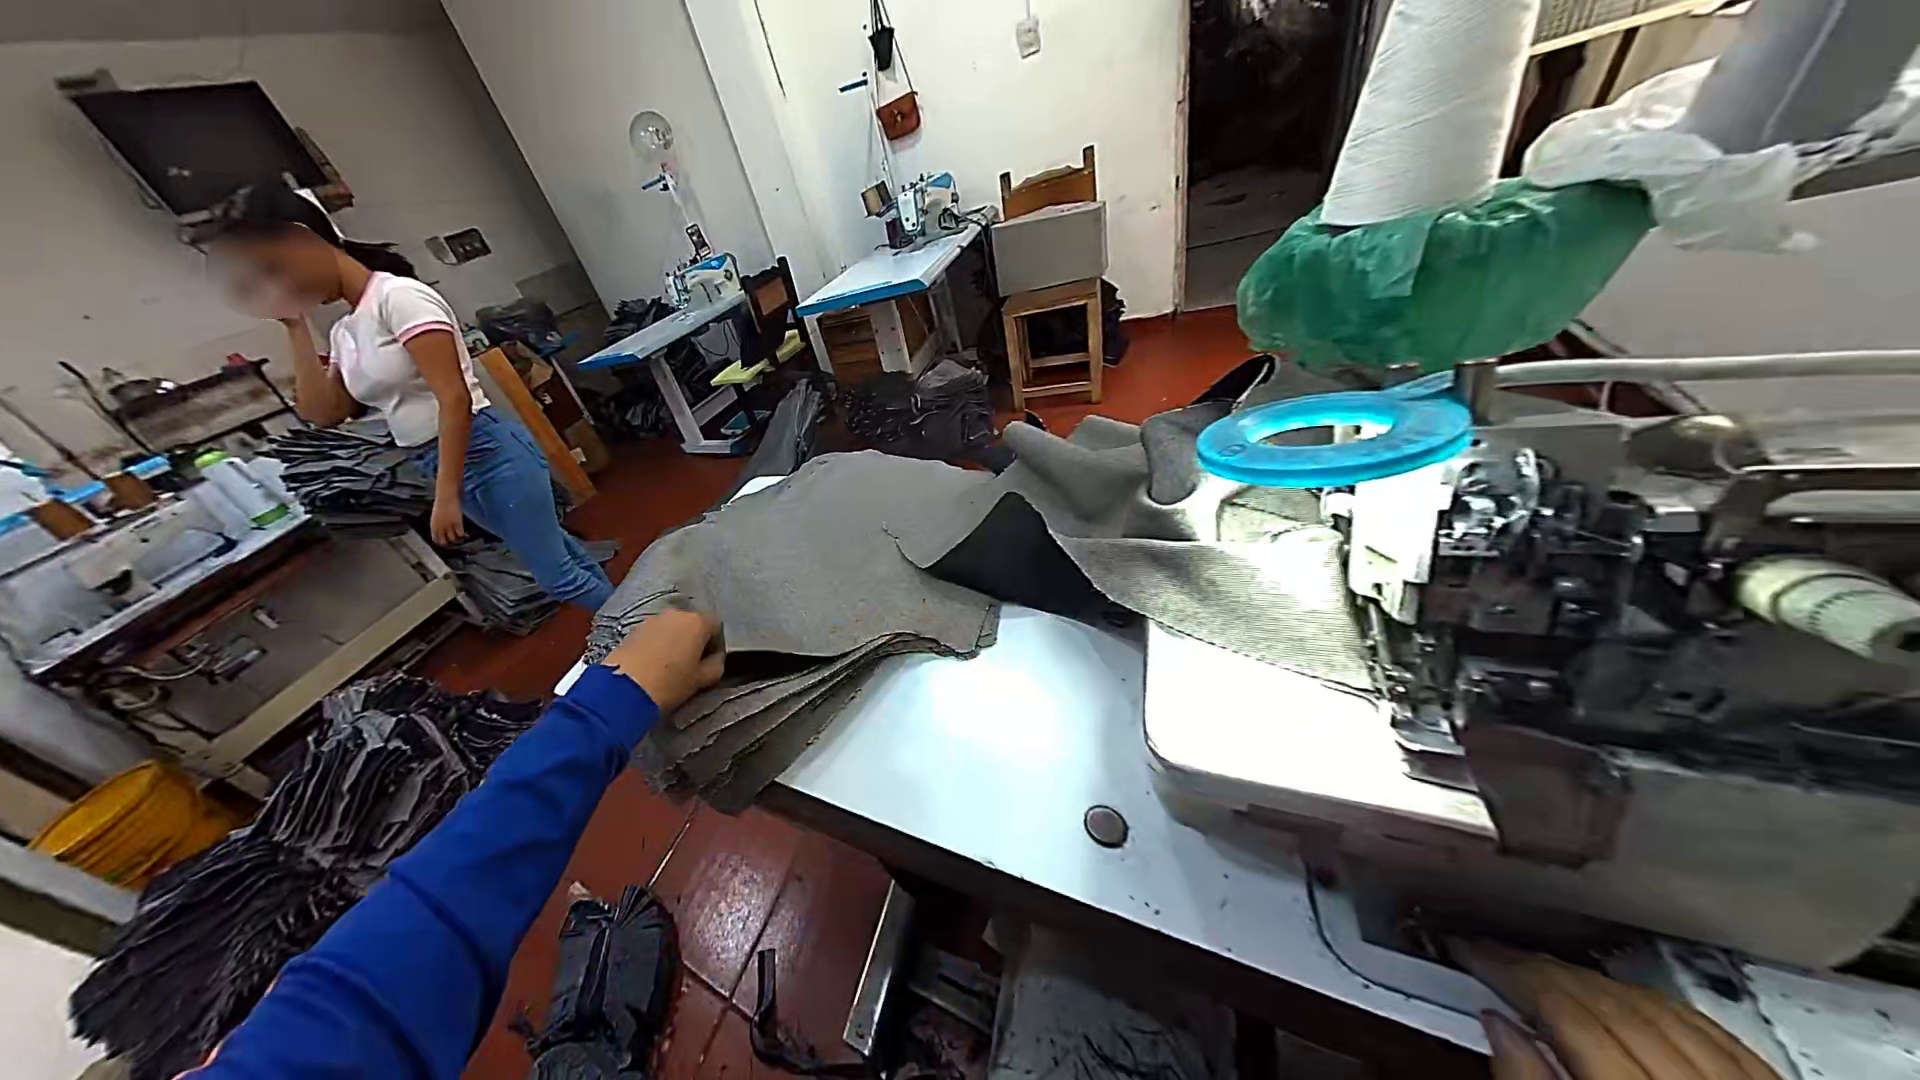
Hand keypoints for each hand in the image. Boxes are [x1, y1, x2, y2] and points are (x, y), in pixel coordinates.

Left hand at [430, 496, 466, 545]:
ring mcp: (449, 526)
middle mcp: (440, 528)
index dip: (441, 542)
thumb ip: (438, 524)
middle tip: (454, 542)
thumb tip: (442, 531)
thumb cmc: (441, 505)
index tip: (446, 542)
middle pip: (444, 541)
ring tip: (461, 539)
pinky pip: (460, 534)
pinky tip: (466, 535)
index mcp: (434, 526)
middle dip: (449, 543)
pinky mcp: (457, 523)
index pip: (436, 539)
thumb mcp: (436, 516)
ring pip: (453, 539)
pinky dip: (464, 536)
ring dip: (457, 540)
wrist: (446, 498)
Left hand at [601, 608, 724, 712]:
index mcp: (698, 622)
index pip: (716, 625)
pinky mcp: (632, 630)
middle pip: (692, 624)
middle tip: (690, 663)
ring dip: (674, 641)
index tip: (709, 660)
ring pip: (671, 628)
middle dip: (693, 640)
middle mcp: (676, 614)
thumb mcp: (702, 679)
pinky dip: (656, 644)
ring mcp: (652, 620)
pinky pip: (653, 634)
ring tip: (668, 664)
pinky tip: (652, 664)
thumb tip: (716, 659)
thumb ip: (717, 665)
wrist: (623, 689)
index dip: (715, 643)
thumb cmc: (670, 683)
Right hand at [1462, 942, 1779, 1079]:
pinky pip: (1712, 1031)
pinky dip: (1655, 1002)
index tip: (1466, 950)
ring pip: (1655, 1007)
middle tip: (1488, 950)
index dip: (1505, 970)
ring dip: (1587, 977)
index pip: (1564, 1012)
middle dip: (1537, 967)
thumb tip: (1494, 1024)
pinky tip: (1623, 992)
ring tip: (1542, 967)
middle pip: (1607, 1003)